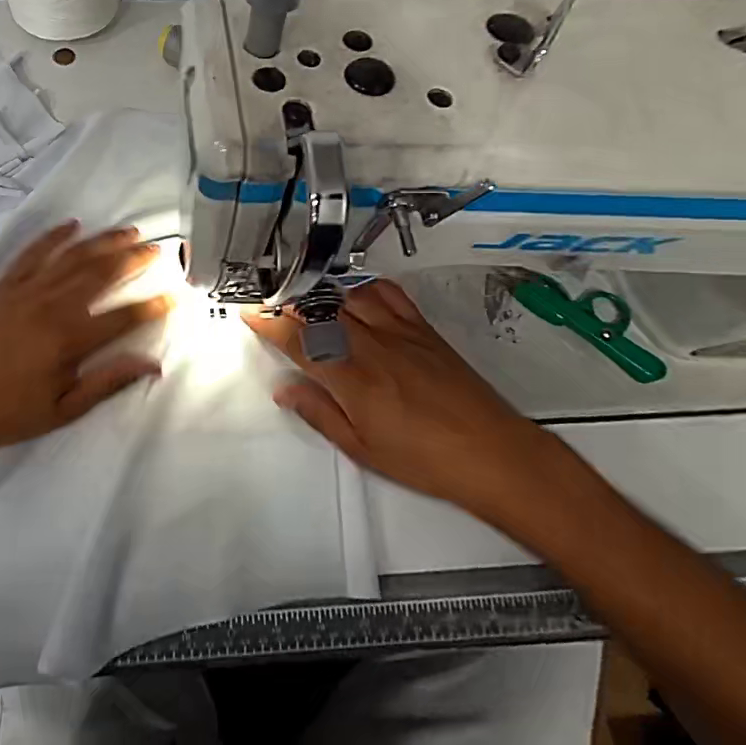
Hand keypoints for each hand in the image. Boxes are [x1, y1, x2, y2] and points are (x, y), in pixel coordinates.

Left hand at [0, 222, 171, 490]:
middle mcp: (51, 306)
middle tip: (158, 249)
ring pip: (73, 257)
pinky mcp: (4, 286)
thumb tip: (153, 365)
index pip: (123, 317)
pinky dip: (53, 237)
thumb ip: (109, 381)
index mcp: (69, 340)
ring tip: (129, 232)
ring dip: (103, 242)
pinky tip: (72, 226)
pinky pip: (33, 254)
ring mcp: (26, 292)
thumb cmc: (10, 413)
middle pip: (102, 274)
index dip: (153, 306)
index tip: (175, 295)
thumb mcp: (65, 408)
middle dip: (134, 259)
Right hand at [246, 280, 548, 507]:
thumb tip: (288, 392)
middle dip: (289, 305)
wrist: (492, 453)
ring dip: (322, 294)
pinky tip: (357, 295)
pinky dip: (365, 288)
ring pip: (349, 296)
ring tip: (308, 300)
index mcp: (350, 377)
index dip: (269, 323)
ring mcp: (399, 332)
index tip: (253, 315)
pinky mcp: (423, 330)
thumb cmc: (428, 458)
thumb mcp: (361, 447)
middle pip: (319, 310)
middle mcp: (371, 346)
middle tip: (275, 308)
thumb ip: (319, 412)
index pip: (297, 339)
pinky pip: (388, 294)